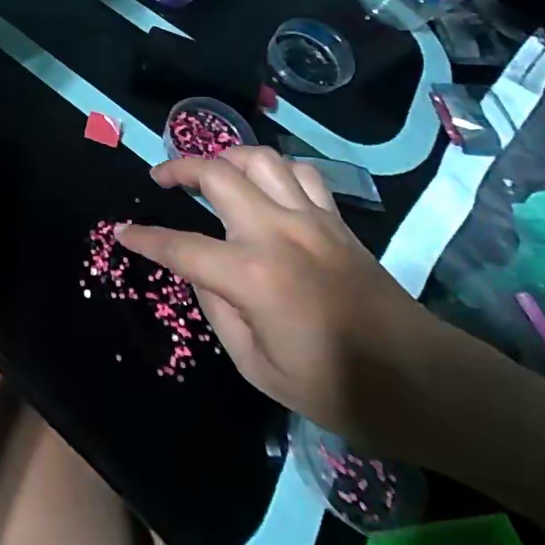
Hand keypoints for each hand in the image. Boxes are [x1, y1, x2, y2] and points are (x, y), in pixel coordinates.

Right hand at [117, 147, 437, 443]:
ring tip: (209, 171)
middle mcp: (277, 232)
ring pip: (260, 159)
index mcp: (252, 274)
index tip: (121, 232)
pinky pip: (299, 174)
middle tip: (160, 178)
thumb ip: (218, 311)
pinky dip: (272, 169)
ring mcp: (311, 219)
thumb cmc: (335, 388)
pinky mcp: (336, 220)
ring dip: (226, 157)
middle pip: (217, 175)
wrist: (423, 383)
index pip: (180, 245)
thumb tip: (201, 274)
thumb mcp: (257, 366)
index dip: (145, 238)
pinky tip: (261, 184)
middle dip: (179, 169)